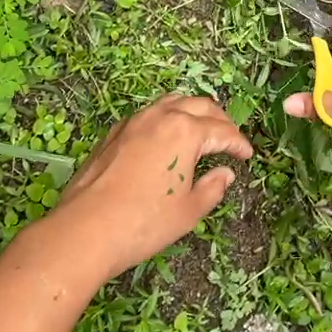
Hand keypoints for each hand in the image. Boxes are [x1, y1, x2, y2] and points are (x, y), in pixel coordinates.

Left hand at [45, 95, 253, 280]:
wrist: (85, 229)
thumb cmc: (144, 222)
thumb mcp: (188, 211)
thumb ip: (212, 188)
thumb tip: (225, 174)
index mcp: (185, 131)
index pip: (222, 131)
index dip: (238, 143)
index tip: (247, 155)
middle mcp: (161, 116)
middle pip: (199, 106)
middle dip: (219, 120)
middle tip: (229, 138)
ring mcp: (134, 121)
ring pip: (172, 102)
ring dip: (192, 112)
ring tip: (201, 129)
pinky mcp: (114, 132)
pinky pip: (149, 114)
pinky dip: (166, 118)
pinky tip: (166, 138)